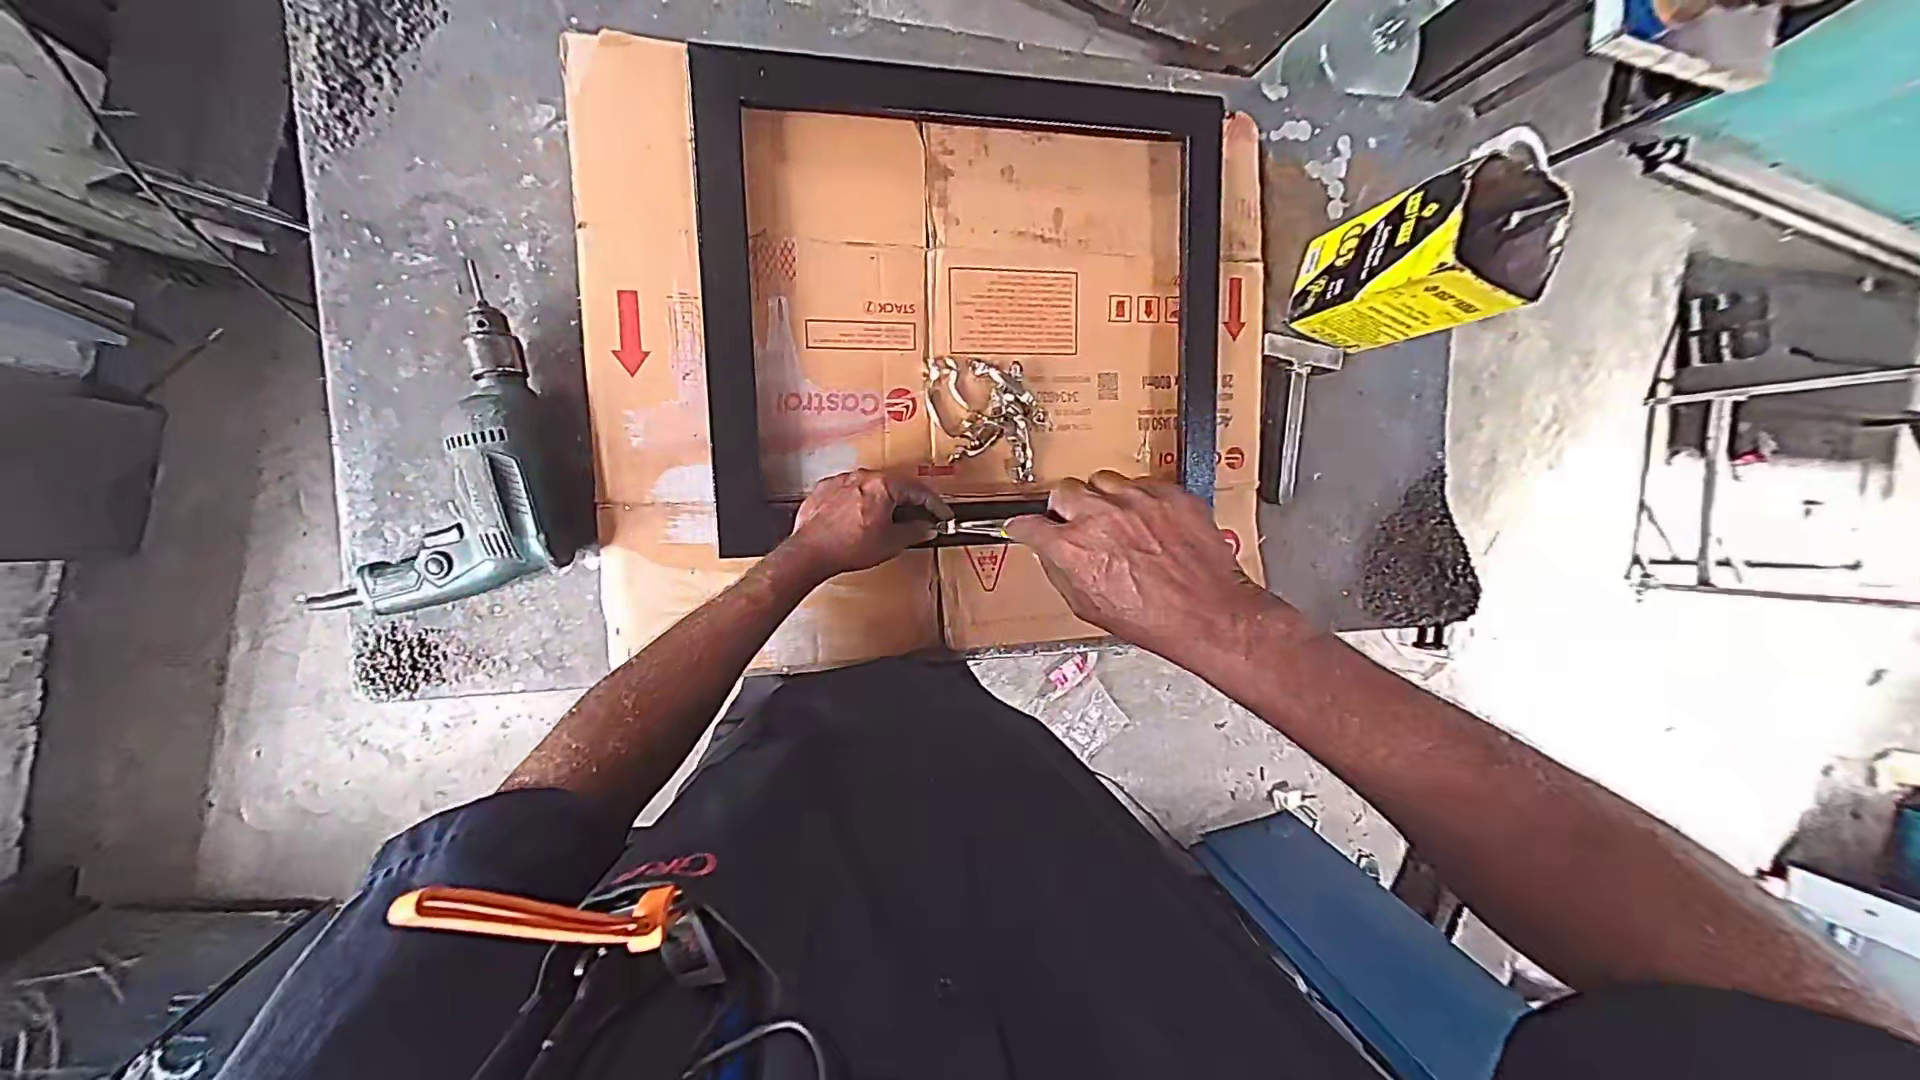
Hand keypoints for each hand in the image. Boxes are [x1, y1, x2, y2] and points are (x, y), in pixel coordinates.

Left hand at [778, 469, 949, 581]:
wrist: (810, 552)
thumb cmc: (847, 546)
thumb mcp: (891, 543)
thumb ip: (915, 531)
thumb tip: (926, 527)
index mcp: (883, 486)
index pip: (919, 491)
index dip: (935, 505)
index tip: (941, 514)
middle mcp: (862, 477)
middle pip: (894, 485)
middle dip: (908, 502)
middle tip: (918, 517)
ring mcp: (841, 481)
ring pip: (870, 486)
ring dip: (882, 501)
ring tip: (885, 521)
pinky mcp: (824, 489)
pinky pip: (849, 491)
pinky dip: (858, 502)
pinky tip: (859, 519)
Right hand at [1004, 471, 1292, 664]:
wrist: (1206, 613)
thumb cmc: (1153, 618)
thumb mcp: (1087, 607)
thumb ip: (1060, 572)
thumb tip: (1050, 555)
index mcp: (1072, 548)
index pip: (1028, 524)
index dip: (1023, 527)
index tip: (1024, 527)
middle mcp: (1100, 517)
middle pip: (1063, 491)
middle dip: (1064, 507)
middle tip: (1075, 522)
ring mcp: (1136, 501)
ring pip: (1101, 480)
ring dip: (1102, 498)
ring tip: (1116, 520)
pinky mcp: (1167, 494)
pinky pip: (1141, 483)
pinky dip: (1139, 499)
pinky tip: (1147, 522)